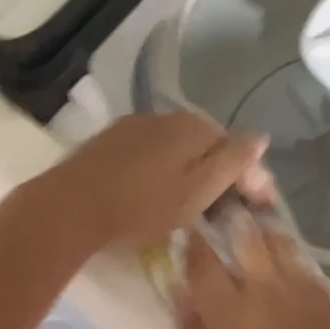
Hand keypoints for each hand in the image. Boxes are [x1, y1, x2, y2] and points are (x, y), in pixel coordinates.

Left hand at [0, 112, 273, 258]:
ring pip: (179, 148)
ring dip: (192, 171)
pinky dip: (164, 169)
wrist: (68, 208)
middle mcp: (169, 116)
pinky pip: (153, 152)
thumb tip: (262, 137)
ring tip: (193, 205)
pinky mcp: (111, 140)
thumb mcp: (197, 191)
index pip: (237, 147)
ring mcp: (136, 125)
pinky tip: (157, 192)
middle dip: (221, 174)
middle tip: (225, 212)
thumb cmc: (141, 205)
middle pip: (208, 145)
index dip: (251, 179)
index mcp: (196, 126)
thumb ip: (233, 162)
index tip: (257, 210)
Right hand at [175, 216, 329, 328]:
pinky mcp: (322, 296)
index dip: (190, 242)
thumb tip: (181, 294)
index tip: (183, 233)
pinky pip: (299, 260)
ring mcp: (298, 288)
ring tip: (248, 231)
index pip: (202, 260)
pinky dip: (284, 253)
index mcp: (228, 312)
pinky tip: (277, 261)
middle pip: (245, 234)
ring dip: (259, 231)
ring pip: (277, 239)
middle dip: (228, 220)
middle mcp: (264, 288)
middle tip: (216, 215)